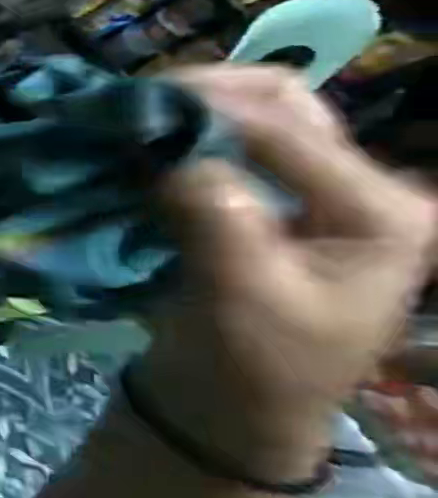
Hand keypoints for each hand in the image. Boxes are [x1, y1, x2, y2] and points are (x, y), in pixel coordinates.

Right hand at [144, 66, 436, 478]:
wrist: (229, 404)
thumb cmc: (250, 360)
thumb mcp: (239, 295)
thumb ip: (216, 217)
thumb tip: (164, 149)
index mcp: (376, 211)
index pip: (287, 130)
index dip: (203, 109)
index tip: (120, 107)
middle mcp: (349, 187)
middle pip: (280, 102)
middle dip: (198, 92)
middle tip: (123, 105)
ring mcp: (300, 192)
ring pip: (245, 116)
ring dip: (181, 110)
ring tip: (120, 119)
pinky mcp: (252, 202)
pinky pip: (214, 146)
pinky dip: (168, 135)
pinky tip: (128, 144)